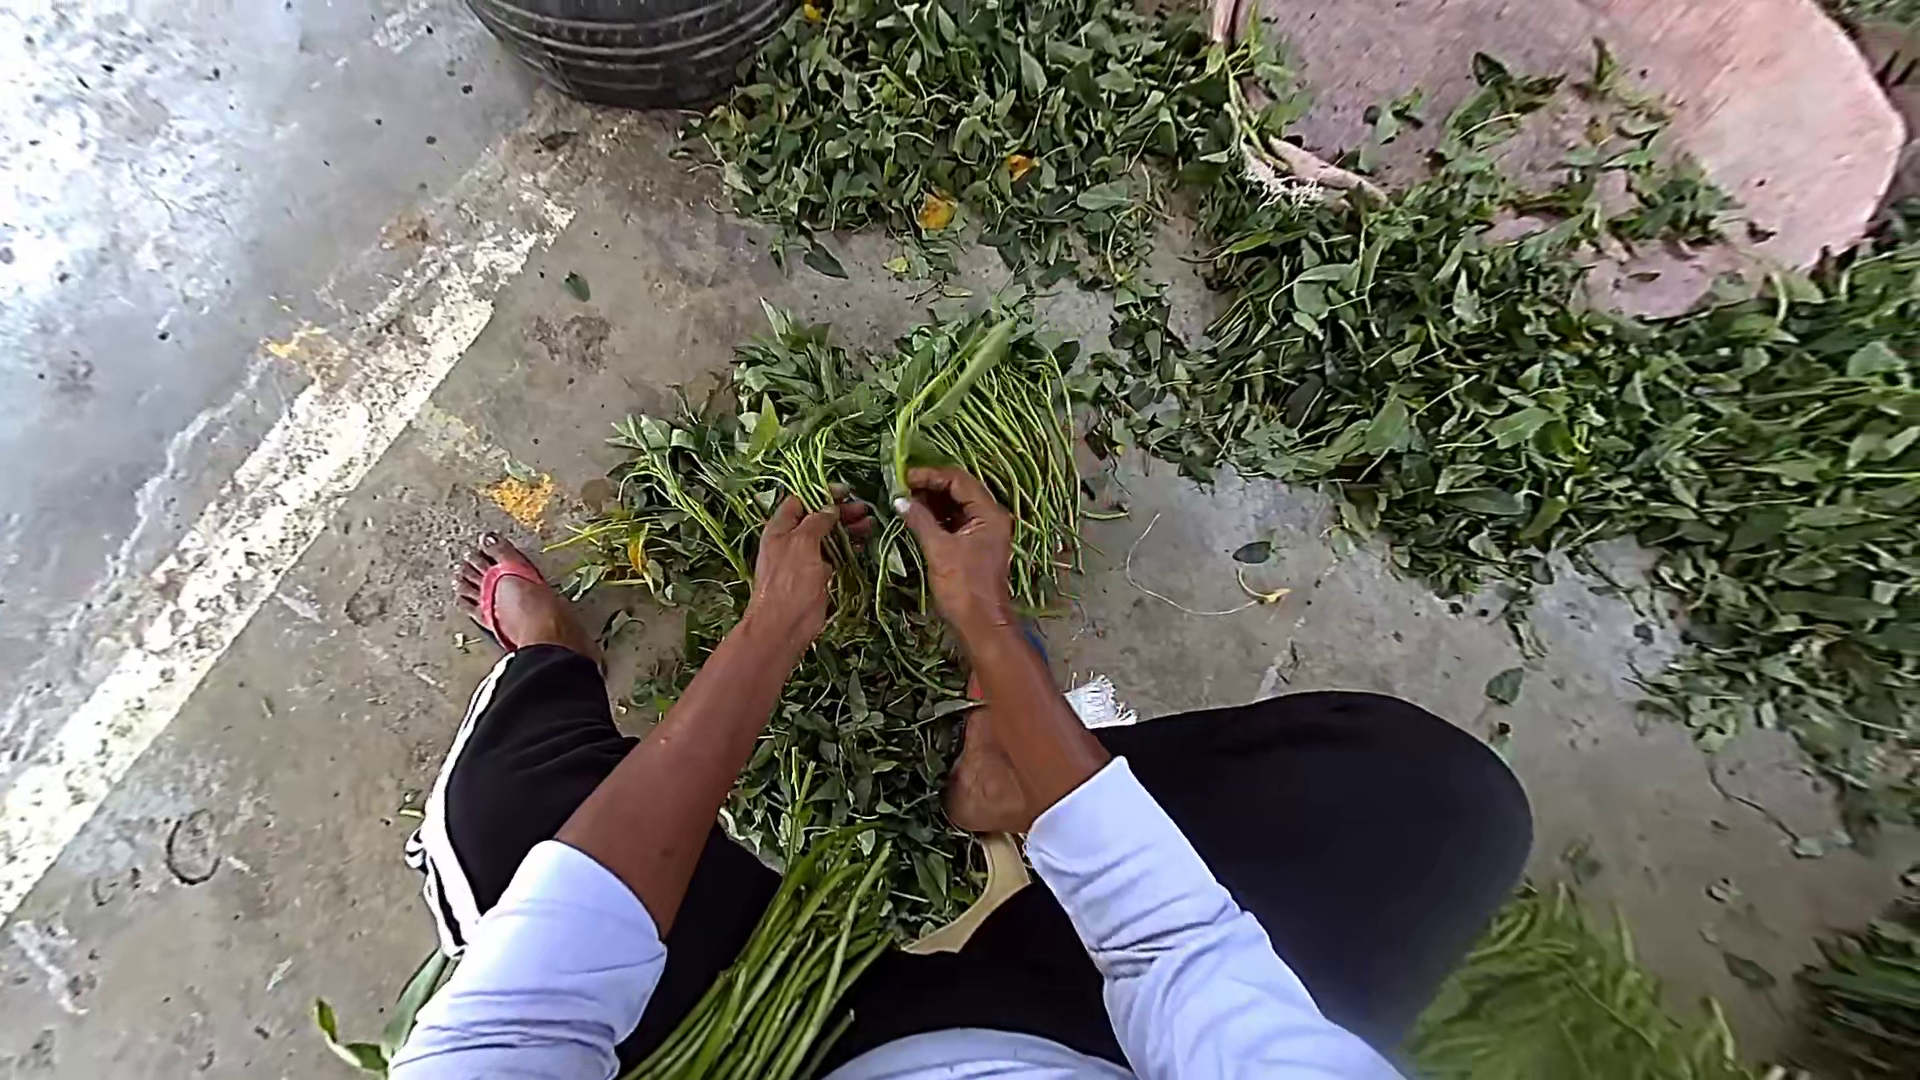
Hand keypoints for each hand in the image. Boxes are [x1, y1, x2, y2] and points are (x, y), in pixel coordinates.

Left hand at [743, 494, 872, 655]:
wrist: (785, 623)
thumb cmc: (790, 580)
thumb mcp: (802, 542)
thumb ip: (817, 522)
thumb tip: (830, 508)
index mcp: (780, 528)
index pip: (800, 500)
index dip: (821, 492)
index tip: (846, 491)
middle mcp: (791, 540)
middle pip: (817, 518)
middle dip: (840, 511)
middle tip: (864, 509)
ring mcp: (805, 558)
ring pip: (828, 536)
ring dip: (847, 529)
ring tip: (869, 524)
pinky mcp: (817, 574)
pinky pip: (834, 555)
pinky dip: (847, 548)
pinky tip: (862, 544)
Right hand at [896, 466, 1014, 640]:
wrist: (979, 623)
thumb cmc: (962, 586)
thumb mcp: (939, 549)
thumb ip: (920, 520)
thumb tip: (900, 500)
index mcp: (989, 513)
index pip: (959, 480)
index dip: (930, 476)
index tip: (904, 478)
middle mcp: (991, 516)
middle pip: (959, 489)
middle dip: (931, 486)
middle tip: (902, 487)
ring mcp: (984, 530)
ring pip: (956, 505)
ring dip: (932, 501)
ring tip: (905, 500)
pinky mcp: (975, 543)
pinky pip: (955, 521)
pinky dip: (937, 517)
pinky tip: (917, 516)